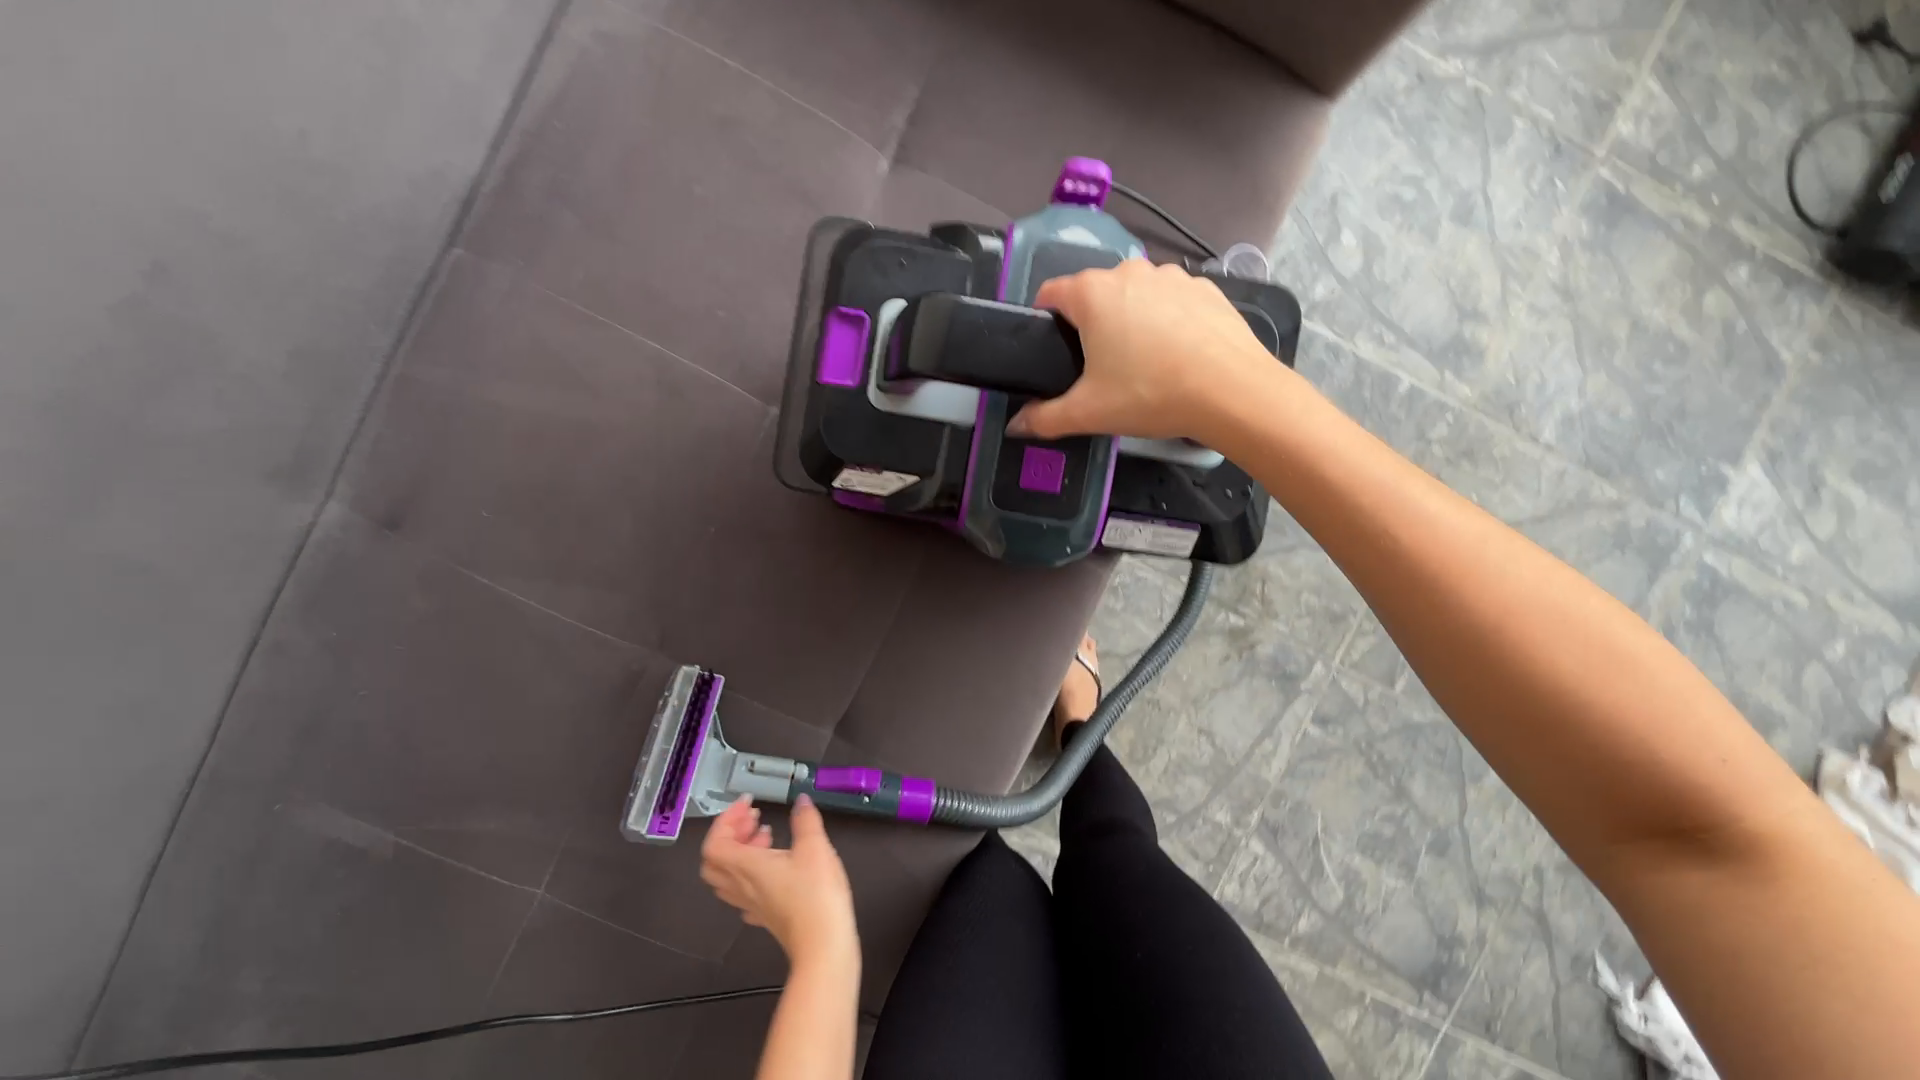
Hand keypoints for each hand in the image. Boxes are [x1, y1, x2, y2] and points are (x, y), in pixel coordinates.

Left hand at [700, 795, 857, 968]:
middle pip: (714, 861)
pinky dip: (752, 876)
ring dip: (740, 854)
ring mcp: (752, 905)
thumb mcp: (815, 847)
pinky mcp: (765, 917)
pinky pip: (744, 894)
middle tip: (754, 821)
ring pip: (727, 878)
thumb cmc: (816, 894)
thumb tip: (800, 801)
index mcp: (747, 866)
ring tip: (768, 839)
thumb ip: (805, 820)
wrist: (824, 946)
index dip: (726, 820)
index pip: (714, 843)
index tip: (749, 804)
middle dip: (730, 835)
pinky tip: (774, 870)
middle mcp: (742, 887)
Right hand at [1009, 259, 1280, 442]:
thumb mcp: (1089, 413)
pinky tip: (1177, 356)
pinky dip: (1168, 322)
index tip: (1053, 351)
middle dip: (1090, 324)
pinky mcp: (1205, 288)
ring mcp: (1171, 276)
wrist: (1232, 391)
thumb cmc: (1150, 394)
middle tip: (1098, 369)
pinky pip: (1172, 302)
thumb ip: (1045, 418)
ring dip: (1131, 320)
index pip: (1050, 293)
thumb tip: (1015, 427)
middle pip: (1094, 294)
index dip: (1044, 321)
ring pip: (1135, 296)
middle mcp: (1128, 272)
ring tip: (1143, 364)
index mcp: (1091, 293)